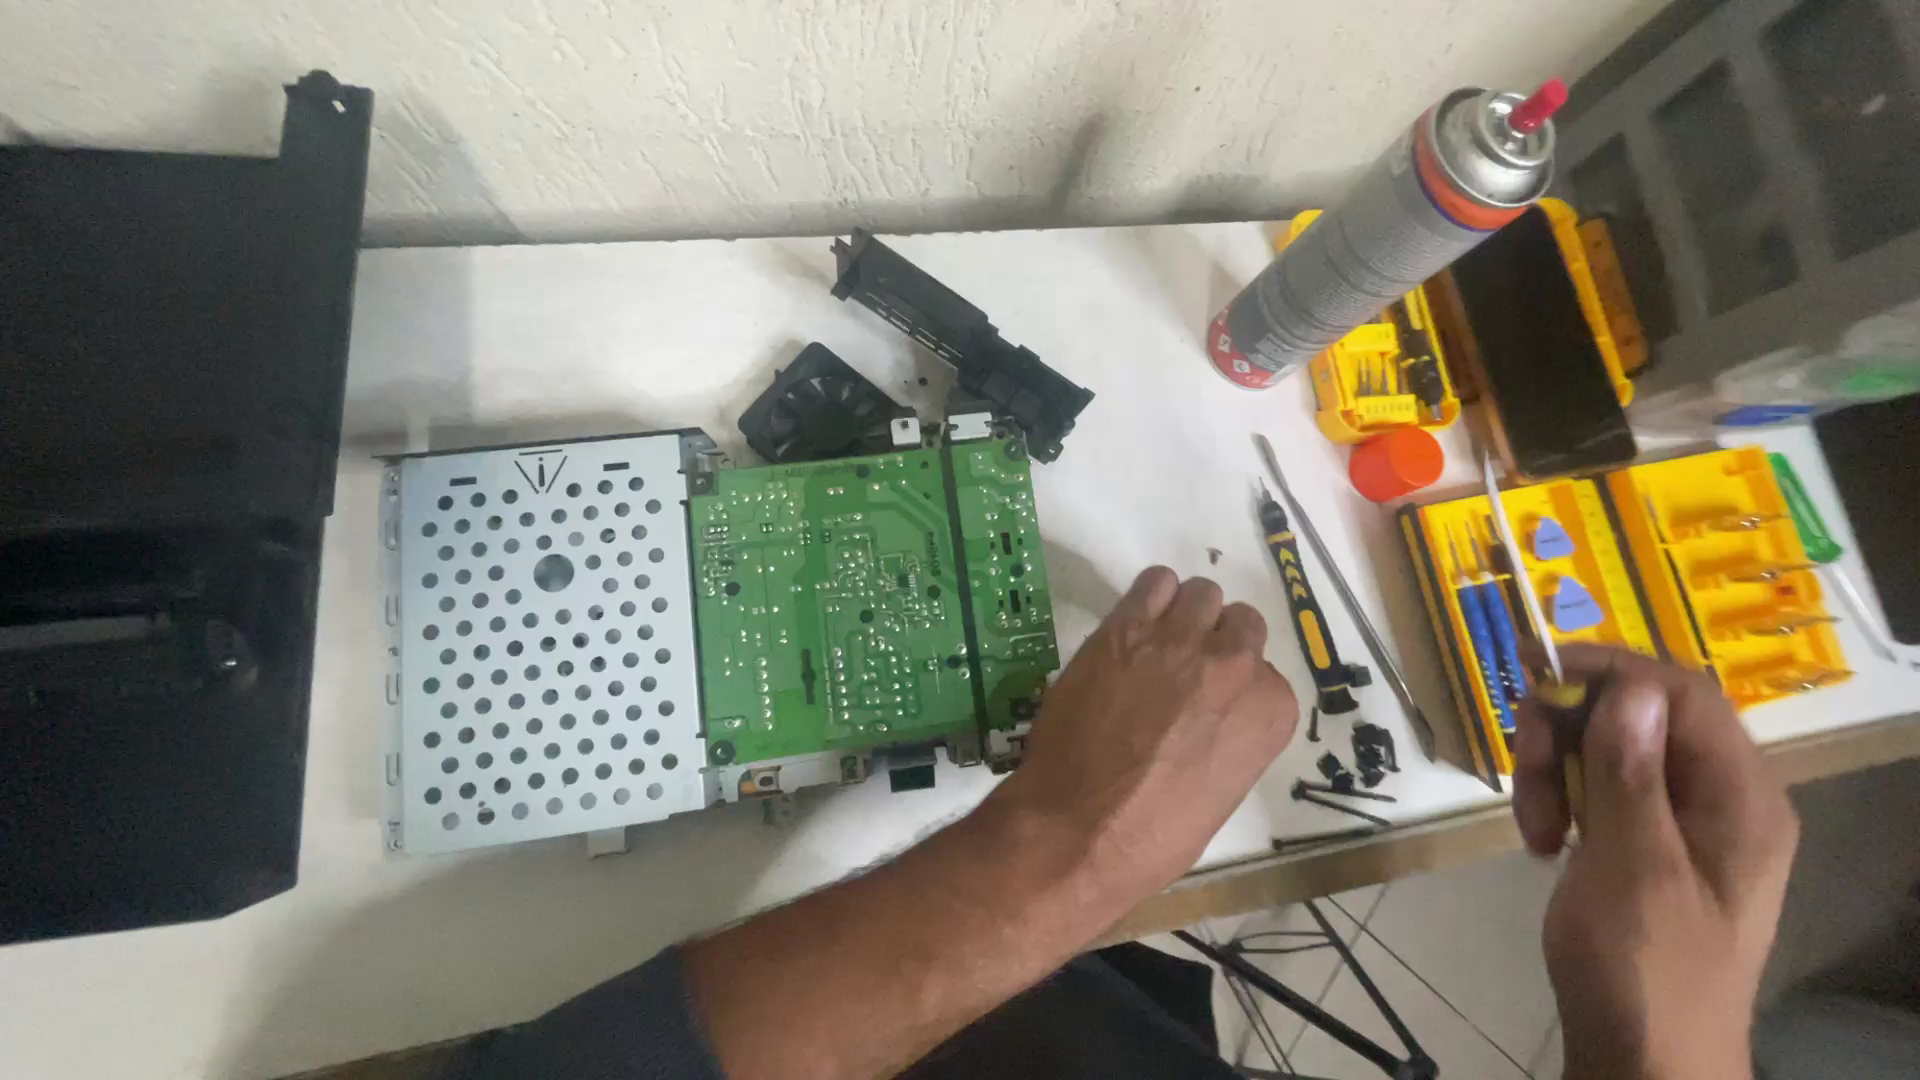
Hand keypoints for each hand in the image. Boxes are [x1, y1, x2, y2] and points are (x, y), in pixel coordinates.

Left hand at [985, 566, 1299, 897]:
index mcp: (1269, 712)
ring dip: (1184, 613)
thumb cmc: (1153, 833)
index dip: (1232, 685)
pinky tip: (1132, 625)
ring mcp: (1178, 641)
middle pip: (1240, 622)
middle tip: (1182, 668)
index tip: (1206, 702)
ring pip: (1201, 592)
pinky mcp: (1126, 628)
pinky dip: (1148, 597)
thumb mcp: (1220, 790)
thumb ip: (1228, 735)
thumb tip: (1205, 715)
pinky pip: (1153, 583)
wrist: (1079, 827)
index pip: (1266, 672)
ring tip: (1156, 642)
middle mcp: (1234, 666)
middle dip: (1214, 640)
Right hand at [1513, 646, 1797, 1079]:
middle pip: (1629, 714)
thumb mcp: (1633, 865)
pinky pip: (1587, 781)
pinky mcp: (1635, 832)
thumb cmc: (1645, 963)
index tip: (1533, 672)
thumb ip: (1631, 774)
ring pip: (1596, 744)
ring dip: (1548, 769)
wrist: (1640, 1049)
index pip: (1681, 694)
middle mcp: (1713, 794)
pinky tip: (1541, 838)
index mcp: (1739, 798)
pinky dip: (1552, 796)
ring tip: (1533, 825)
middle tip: (1522, 764)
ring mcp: (1672, 814)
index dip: (1610, 670)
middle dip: (1563, 730)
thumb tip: (1629, 688)